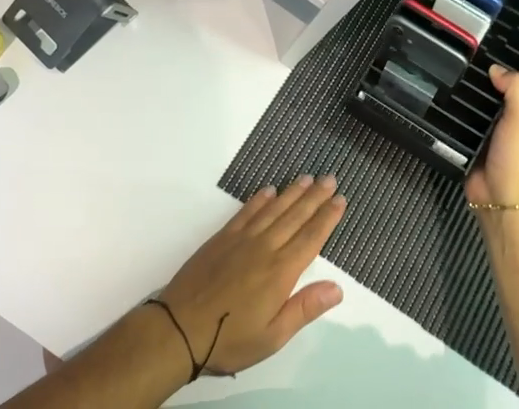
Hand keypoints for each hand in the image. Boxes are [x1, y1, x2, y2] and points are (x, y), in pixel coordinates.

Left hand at [156, 174, 346, 375]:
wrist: (178, 329)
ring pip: (274, 209)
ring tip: (307, 178)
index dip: (328, 218)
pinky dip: (260, 200)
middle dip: (315, 197)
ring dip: (292, 192)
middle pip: (296, 216)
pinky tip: (269, 191)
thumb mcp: (272, 336)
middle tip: (330, 178)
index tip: (341, 200)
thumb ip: (304, 309)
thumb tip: (337, 287)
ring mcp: (242, 240)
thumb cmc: (229, 339)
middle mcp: (265, 248)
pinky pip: (246, 212)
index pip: (311, 238)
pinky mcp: (222, 239)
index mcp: (281, 272)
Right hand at [465, 65, 518, 206]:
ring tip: (455, 79)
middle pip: (507, 98)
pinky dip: (462, 119)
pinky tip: (448, 105)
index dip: (515, 70)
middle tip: (468, 65)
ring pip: (487, 113)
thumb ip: (514, 88)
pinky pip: (471, 129)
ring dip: (474, 101)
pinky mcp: (480, 151)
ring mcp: (500, 141)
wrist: (503, 204)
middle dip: (491, 84)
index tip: (492, 55)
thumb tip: (497, 70)